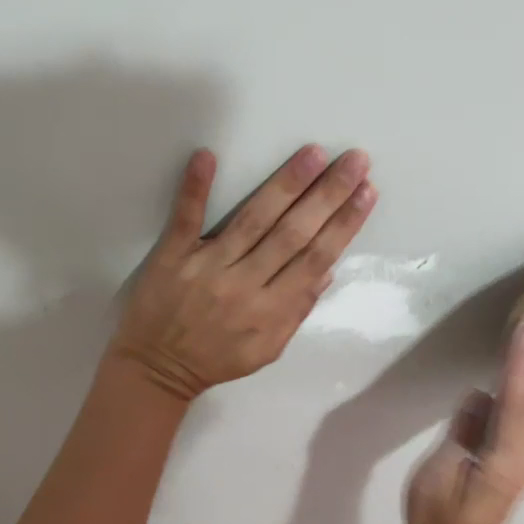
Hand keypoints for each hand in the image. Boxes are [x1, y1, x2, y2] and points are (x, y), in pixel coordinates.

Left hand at [110, 145, 375, 400]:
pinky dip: (196, 188)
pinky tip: (208, 156)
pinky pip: (186, 218)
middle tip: (354, 159)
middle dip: (328, 195)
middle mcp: (245, 284)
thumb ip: (296, 311)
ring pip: (254, 220)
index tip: (367, 192)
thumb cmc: (215, 359)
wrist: (156, 370)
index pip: (316, 259)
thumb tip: (327, 270)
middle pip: (294, 233)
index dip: (343, 224)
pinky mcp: (174, 256)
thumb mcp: (266, 350)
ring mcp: (208, 267)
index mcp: (271, 310)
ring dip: (286, 184)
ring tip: (312, 154)